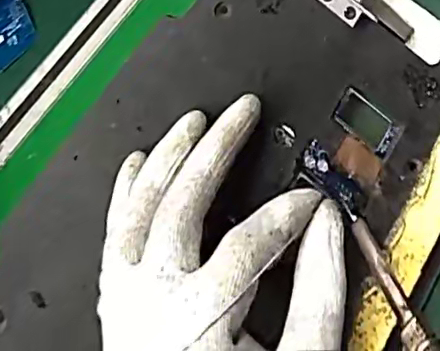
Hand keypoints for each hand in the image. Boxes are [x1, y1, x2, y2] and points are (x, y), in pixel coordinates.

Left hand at [99, 94, 345, 350]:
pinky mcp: (118, 313)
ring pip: (136, 217)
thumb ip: (318, 296)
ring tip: (192, 122)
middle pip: (181, 210)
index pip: (248, 243)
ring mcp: (126, 312)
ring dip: (164, 160)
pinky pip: (112, 244)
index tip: (315, 200)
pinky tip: (134, 166)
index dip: (288, 211)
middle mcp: (151, 313)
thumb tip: (328, 224)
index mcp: (197, 328)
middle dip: (216, 149)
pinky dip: (123, 198)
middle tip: (244, 111)